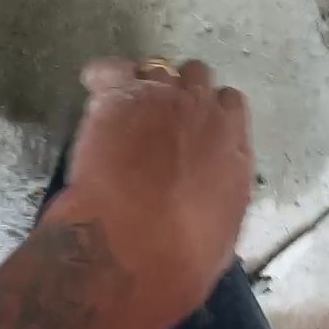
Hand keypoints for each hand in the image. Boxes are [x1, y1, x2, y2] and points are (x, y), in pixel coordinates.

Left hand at [48, 59, 252, 315]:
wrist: (131, 250)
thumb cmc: (179, 261)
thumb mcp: (221, 236)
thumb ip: (220, 199)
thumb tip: (210, 197)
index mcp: (233, 146)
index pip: (230, 104)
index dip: (210, 112)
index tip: (194, 127)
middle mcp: (203, 111)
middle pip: (197, 76)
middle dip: (181, 90)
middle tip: (160, 114)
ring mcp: (162, 98)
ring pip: (160, 67)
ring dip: (148, 83)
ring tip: (128, 103)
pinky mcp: (120, 96)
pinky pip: (112, 69)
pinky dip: (104, 76)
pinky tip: (95, 87)